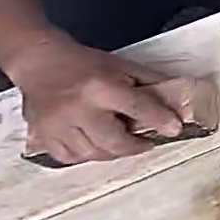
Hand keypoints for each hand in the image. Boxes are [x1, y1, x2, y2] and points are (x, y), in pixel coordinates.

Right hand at [5, 38, 185, 164]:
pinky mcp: (40, 135)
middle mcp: (77, 108)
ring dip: (114, 152)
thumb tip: (180, 101)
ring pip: (93, 154)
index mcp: (101, 87)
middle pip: (114, 141)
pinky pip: (71, 158)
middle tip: (147, 141)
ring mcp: (55, 125)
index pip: (137, 107)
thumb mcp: (125, 67)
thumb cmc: (87, 65)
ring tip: (123, 141)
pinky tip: (97, 143)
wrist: (39, 62)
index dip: (160, 120)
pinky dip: (89, 155)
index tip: (175, 130)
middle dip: (136, 146)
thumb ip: (153, 83)